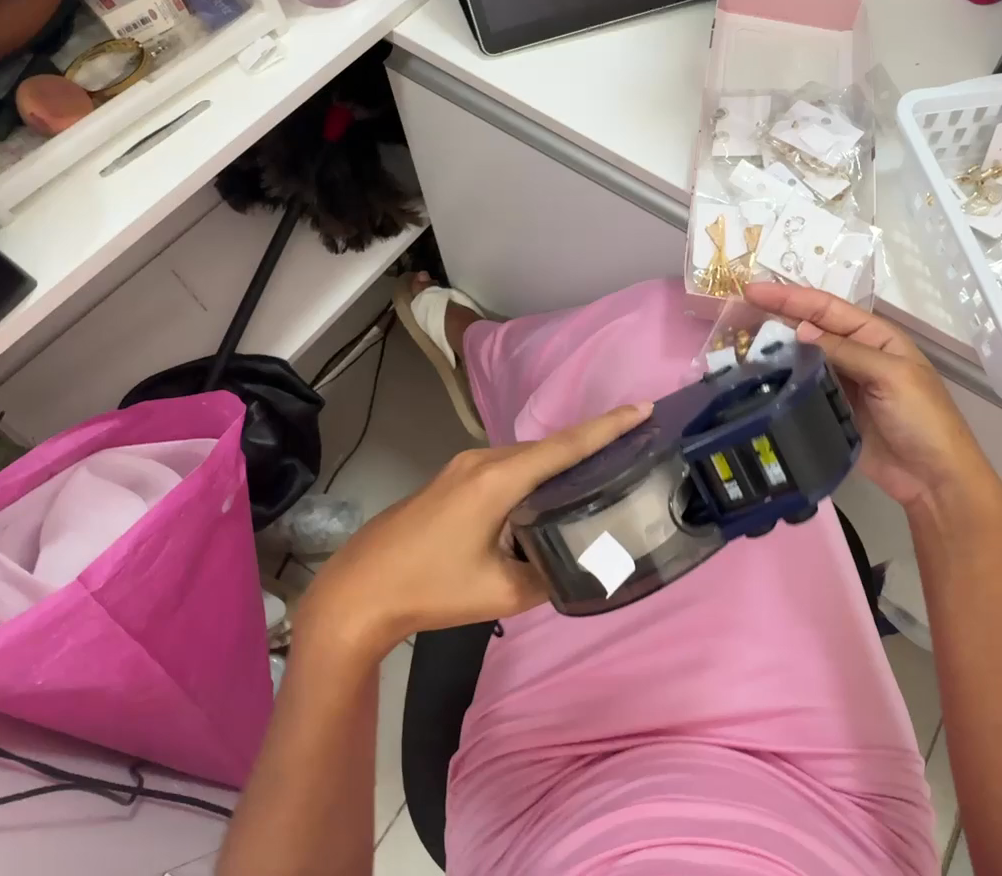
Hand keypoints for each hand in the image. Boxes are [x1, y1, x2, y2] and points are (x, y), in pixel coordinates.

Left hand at [295, 403, 651, 658]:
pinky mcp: (451, 481)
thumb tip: (576, 566)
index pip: (565, 446)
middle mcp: (482, 461)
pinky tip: (547, 494)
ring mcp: (462, 468)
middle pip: (548, 447)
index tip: (643, 408)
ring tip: (599, 471)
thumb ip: (549, 576)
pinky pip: (506, 467)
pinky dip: (534, 473)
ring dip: (559, 461)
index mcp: (498, 480)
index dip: (608, 427)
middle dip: (590, 442)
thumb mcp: (501, 593)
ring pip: (525, 458)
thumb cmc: (429, 589)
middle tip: (632, 448)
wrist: (358, 592)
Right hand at [742, 283, 992, 507]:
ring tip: (736, 345)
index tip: (752, 290)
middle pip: (810, 330)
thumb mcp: (890, 375)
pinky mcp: (830, 413)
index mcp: (875, 337)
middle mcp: (855, 355)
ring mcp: (841, 385)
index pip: (826, 308)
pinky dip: (780, 384)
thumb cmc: (922, 418)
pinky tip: (755, 381)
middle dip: (775, 319)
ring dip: (773, 351)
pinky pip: (801, 392)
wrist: (932, 477)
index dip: (790, 297)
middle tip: (735, 314)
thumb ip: (845, 351)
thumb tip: (800, 330)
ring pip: (802, 360)